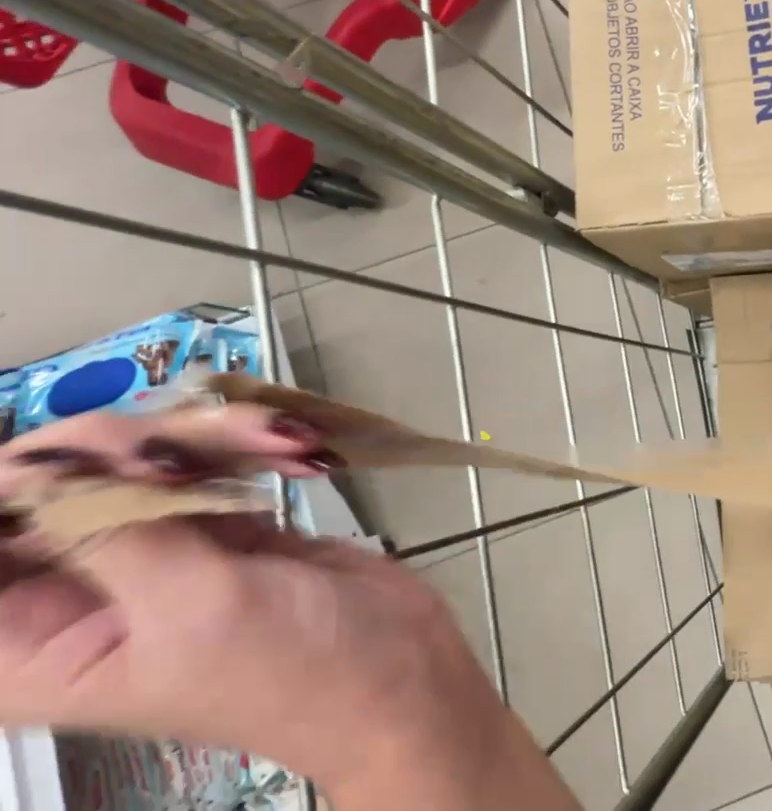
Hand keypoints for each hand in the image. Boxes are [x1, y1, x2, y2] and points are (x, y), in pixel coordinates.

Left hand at [0, 405, 580, 809]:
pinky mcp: (223, 528)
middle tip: (203, 448)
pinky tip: (304, 455)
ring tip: (292, 442)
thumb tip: (42, 464)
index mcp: (23, 639)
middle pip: (58, 481)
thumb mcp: (194, 606)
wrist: (398, 671)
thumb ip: (116, 532)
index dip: (21, 483)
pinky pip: (213, 464)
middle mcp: (76, 588)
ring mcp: (155, 552)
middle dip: (135, 445)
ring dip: (218, 436)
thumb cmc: (289, 666)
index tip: (108, 460)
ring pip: (146, 458)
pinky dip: (259, 447)